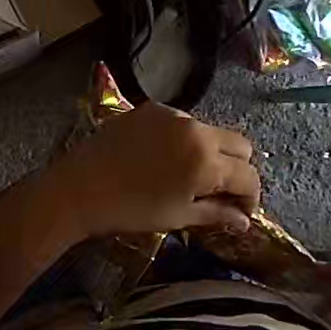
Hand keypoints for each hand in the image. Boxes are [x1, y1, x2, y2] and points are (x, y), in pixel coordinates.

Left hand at [31, 103, 258, 240]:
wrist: (80, 188)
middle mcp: (196, 130)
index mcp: (207, 160)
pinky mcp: (151, 108)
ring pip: (210, 130)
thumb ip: (216, 214)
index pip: (248, 175)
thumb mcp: (178, 216)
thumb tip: (244, 221)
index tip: (240, 212)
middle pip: (239, 144)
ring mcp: (173, 115)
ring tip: (189, 174)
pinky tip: (164, 158)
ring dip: (211, 151)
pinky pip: (182, 122)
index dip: (250, 197)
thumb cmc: (131, 210)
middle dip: (237, 169)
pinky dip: (184, 139)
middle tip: (220, 191)